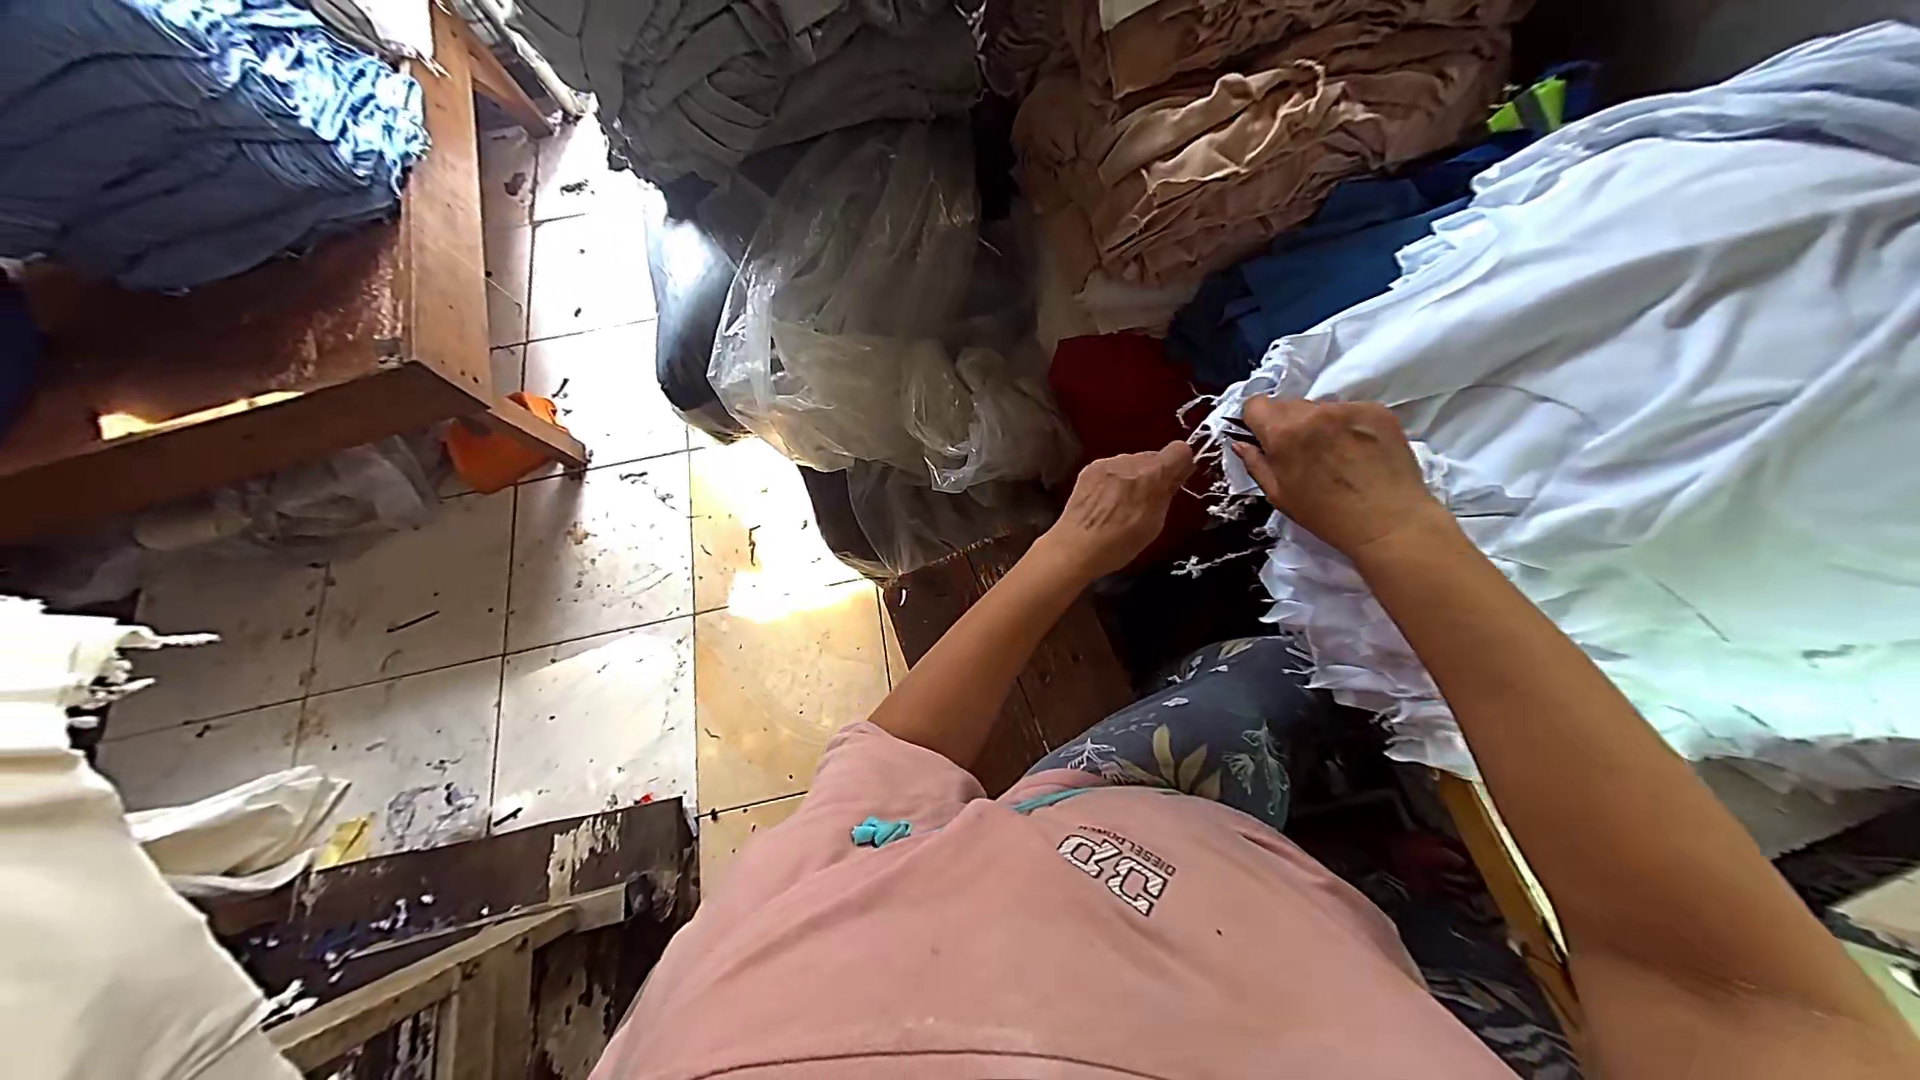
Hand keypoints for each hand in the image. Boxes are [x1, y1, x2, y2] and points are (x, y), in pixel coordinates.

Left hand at [1038, 442, 1194, 579]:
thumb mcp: (1155, 523)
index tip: (1176, 481)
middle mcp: (1129, 462)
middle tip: (1148, 499)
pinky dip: (1115, 479)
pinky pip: (1113, 467)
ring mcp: (1107, 463)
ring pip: (1132, 461)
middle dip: (1156, 473)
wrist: (1074, 547)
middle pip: (1154, 456)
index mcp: (1152, 475)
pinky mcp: (1089, 468)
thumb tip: (1176, 475)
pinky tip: (1106, 500)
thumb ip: (1167, 493)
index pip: (1180, 450)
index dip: (1181, 465)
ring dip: (1134, 476)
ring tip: (1123, 503)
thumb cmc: (1118, 544)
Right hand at [1230, 396, 1449, 559]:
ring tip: (1333, 454)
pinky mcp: (1378, 410)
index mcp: (1284, 433)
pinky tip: (1357, 450)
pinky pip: (1349, 411)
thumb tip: (1241, 443)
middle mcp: (1315, 412)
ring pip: (1319, 408)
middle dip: (1287, 424)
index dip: (1256, 421)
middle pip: (1288, 404)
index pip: (1256, 405)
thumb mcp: (1278, 494)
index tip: (1265, 438)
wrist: (1389, 522)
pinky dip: (1347, 425)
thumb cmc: (1325, 515)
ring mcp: (1349, 408)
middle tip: (1301, 452)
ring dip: (1318, 424)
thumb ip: (1256, 463)